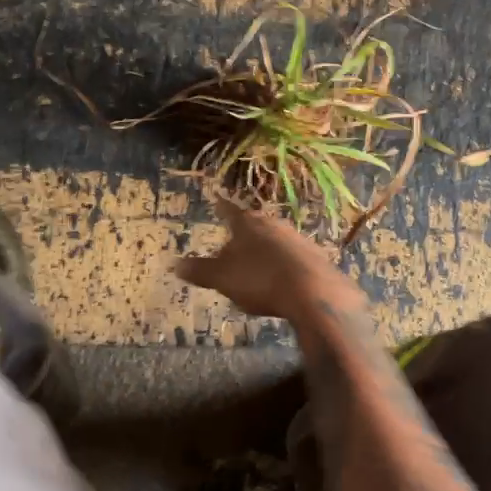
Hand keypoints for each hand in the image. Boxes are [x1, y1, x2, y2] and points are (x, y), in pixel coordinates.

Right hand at [175, 195, 365, 319]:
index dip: (220, 206)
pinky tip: (279, 281)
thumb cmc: (260, 279)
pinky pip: (291, 258)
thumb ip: (200, 270)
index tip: (216, 198)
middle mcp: (273, 224)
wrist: (314, 292)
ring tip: (254, 267)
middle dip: (243, 234)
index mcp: (248, 224)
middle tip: (232, 242)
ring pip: (274, 240)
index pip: (229, 211)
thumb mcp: (222, 278)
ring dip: (264, 250)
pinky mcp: (315, 258)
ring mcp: (297, 239)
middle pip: (254, 225)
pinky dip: (281, 266)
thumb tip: (174, 263)